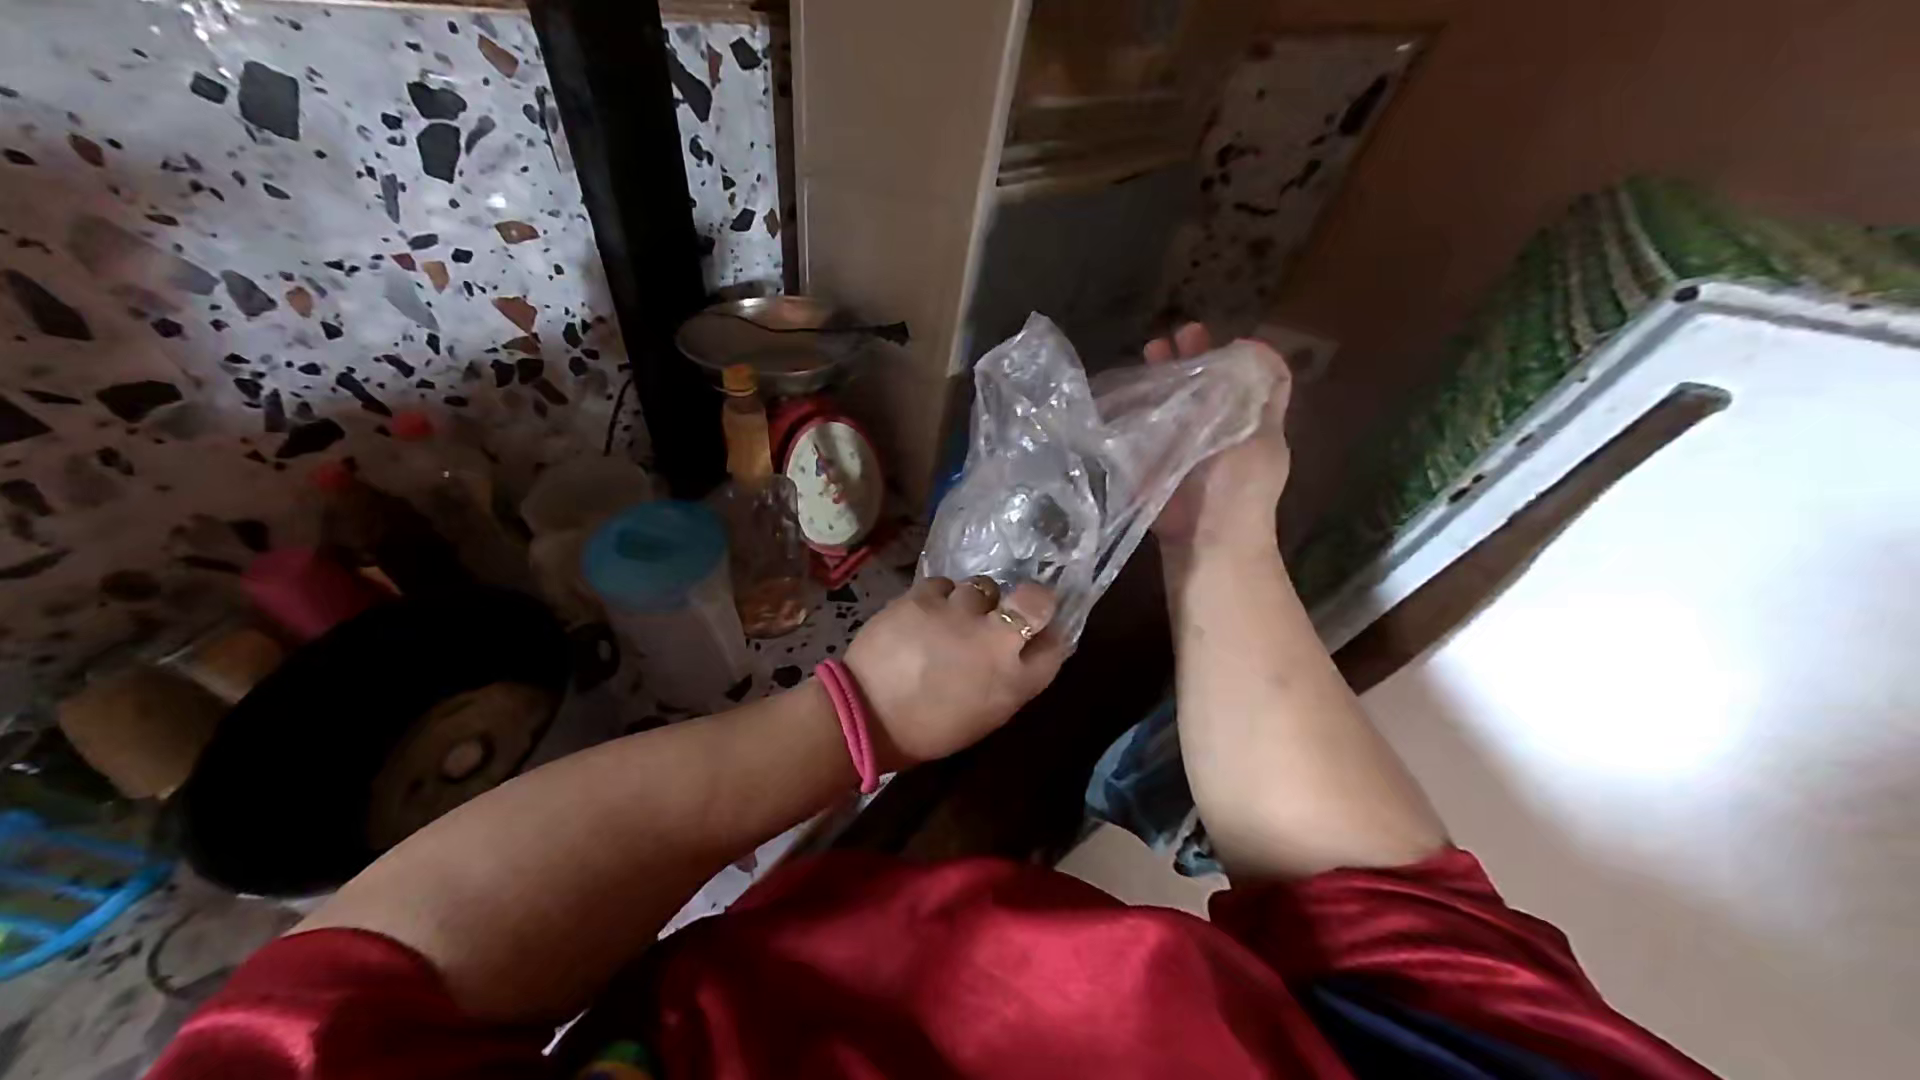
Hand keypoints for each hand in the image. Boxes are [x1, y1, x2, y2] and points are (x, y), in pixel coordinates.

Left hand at [843, 577, 1067, 769]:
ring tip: (953, 616)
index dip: (1048, 634)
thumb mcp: (986, 715)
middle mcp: (994, 640)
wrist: (866, 714)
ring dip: (975, 600)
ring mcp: (959, 612)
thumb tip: (1023, 650)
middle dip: (1031, 599)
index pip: (1055, 644)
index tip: (1035, 634)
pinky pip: (945, 584)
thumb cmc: (929, 728)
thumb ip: (1012, 680)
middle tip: (1011, 608)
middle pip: (1036, 601)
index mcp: (1014, 680)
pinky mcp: (924, 596)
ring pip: (983, 587)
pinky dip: (939, 597)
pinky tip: (926, 613)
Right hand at [1144, 323, 1293, 551]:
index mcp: (1242, 422)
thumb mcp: (1263, 434)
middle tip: (1160, 342)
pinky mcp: (1150, 466)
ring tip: (1143, 358)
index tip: (1196, 335)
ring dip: (1155, 381)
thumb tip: (1255, 347)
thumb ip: (1264, 393)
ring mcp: (1177, 449)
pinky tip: (1121, 394)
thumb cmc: (1240, 485)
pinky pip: (1141, 432)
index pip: (1230, 378)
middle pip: (1194, 389)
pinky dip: (1133, 413)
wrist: (1206, 539)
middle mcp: (1210, 431)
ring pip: (1166, 407)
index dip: (1215, 353)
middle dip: (1179, 363)